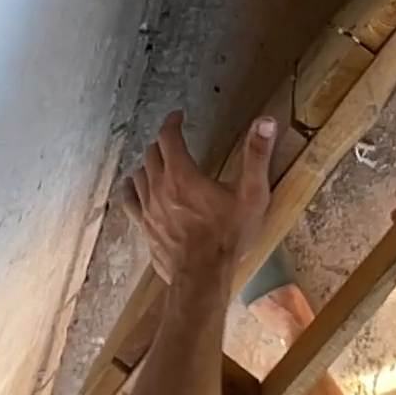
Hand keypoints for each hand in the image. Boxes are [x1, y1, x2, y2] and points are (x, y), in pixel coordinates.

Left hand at [120, 111, 275, 298]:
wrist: (203, 278)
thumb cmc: (229, 236)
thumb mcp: (252, 195)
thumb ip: (257, 155)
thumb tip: (266, 121)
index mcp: (183, 174)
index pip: (168, 137)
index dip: (172, 123)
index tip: (179, 116)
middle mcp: (159, 187)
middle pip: (151, 154)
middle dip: (163, 142)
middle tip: (175, 140)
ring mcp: (147, 209)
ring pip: (139, 174)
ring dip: (149, 163)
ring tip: (159, 162)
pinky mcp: (144, 228)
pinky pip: (129, 200)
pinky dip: (132, 188)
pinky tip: (134, 187)